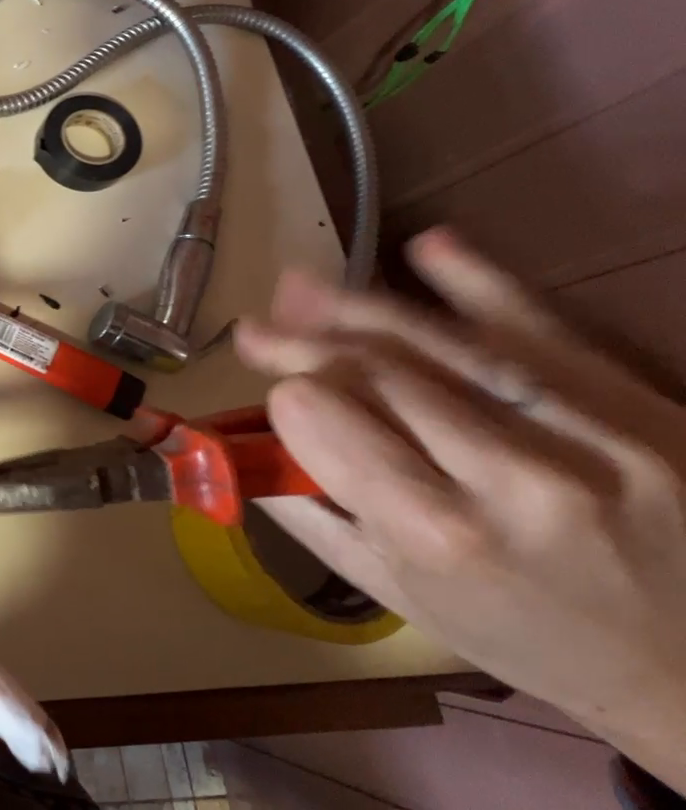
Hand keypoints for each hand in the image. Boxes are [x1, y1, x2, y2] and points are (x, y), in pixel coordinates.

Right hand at [236, 228, 685, 790]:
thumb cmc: (532, 641)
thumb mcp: (402, 598)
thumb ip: (313, 518)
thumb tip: (241, 451)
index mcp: (433, 532)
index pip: (320, 416)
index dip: (287, 401)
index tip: (271, 398)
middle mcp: (507, 477)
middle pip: (372, 371)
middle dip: (302, 343)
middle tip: (255, 330)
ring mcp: (588, 437)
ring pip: (442, 343)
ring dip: (357, 307)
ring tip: (297, 286)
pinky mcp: (648, 411)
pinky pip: (545, 334)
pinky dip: (483, 284)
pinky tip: (430, 245)